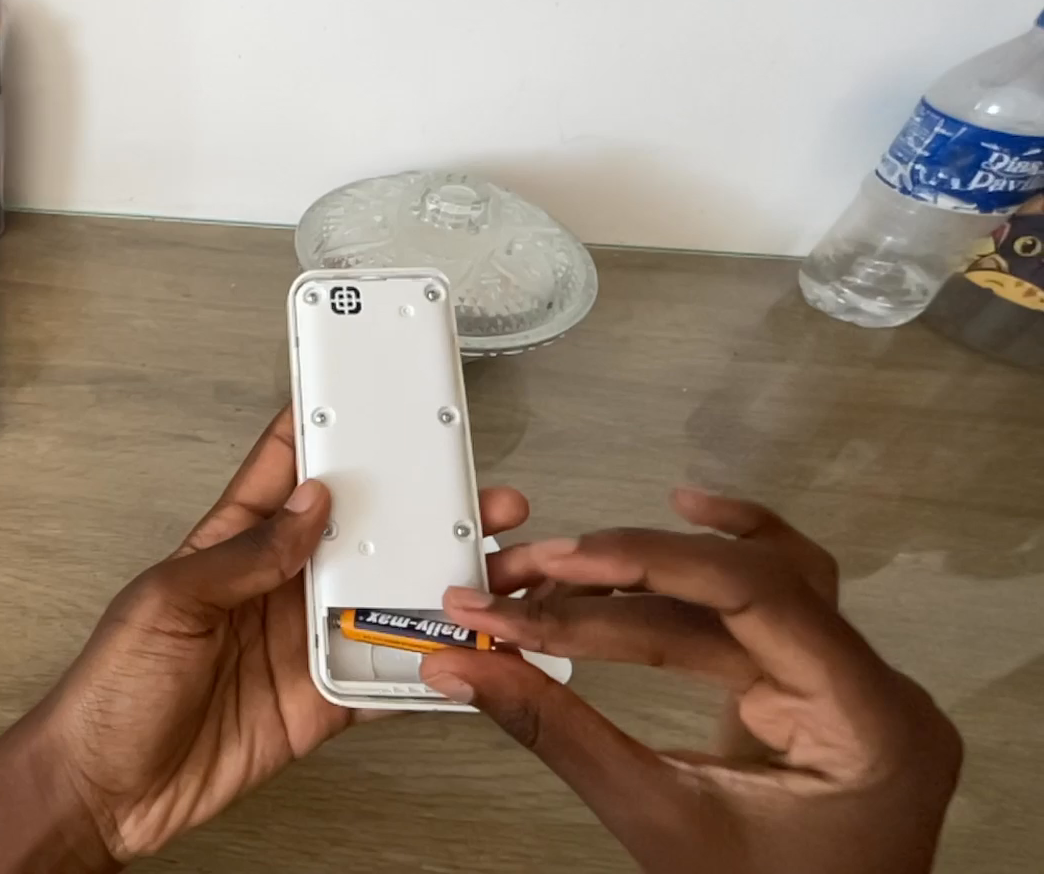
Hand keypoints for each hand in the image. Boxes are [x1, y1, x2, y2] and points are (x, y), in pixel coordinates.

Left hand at [34, 408, 534, 860]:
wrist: (111, 785)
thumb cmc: (116, 681)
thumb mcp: (170, 601)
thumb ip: (242, 556)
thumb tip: (307, 506)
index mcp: (228, 546)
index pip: (280, 474)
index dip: (317, 435)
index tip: (362, 400)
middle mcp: (272, 585)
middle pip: (348, 534)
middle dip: (402, 507)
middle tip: (458, 487)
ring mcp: (298, 641)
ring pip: (376, 598)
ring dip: (426, 581)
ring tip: (480, 558)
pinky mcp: (316, 698)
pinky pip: (381, 675)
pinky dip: (423, 663)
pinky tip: (461, 647)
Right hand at [418, 491, 962, 873]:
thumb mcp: (651, 816)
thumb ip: (552, 727)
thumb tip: (457, 665)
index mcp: (865, 721)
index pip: (754, 593)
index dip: (640, 561)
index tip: (544, 567)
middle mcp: (861, 681)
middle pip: (726, 581)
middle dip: (603, 575)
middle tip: (506, 582)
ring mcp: (830, 677)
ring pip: (721, 583)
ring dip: (620, 572)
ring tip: (535, 574)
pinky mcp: (791, 680)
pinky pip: (751, 595)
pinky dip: (708, 553)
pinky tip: (682, 506)